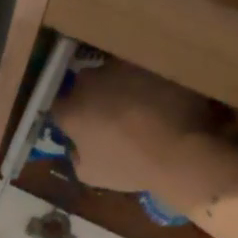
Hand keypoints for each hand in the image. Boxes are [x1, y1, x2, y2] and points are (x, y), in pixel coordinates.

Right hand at [52, 64, 237, 210]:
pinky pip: (142, 71)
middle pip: (84, 85)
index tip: (79, 127)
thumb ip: (76, 156)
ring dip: (119, 87)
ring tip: (137, 106)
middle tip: (109, 116)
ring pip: (113, 74)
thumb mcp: (91, 175)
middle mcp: (90, 81)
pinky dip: (146, 82)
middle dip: (93, 97)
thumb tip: (77, 145)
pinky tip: (158, 100)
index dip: (68, 116)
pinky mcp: (152, 62)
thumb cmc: (130, 166)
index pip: (57, 106)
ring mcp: (122, 67)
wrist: (179, 150)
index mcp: (72, 109)